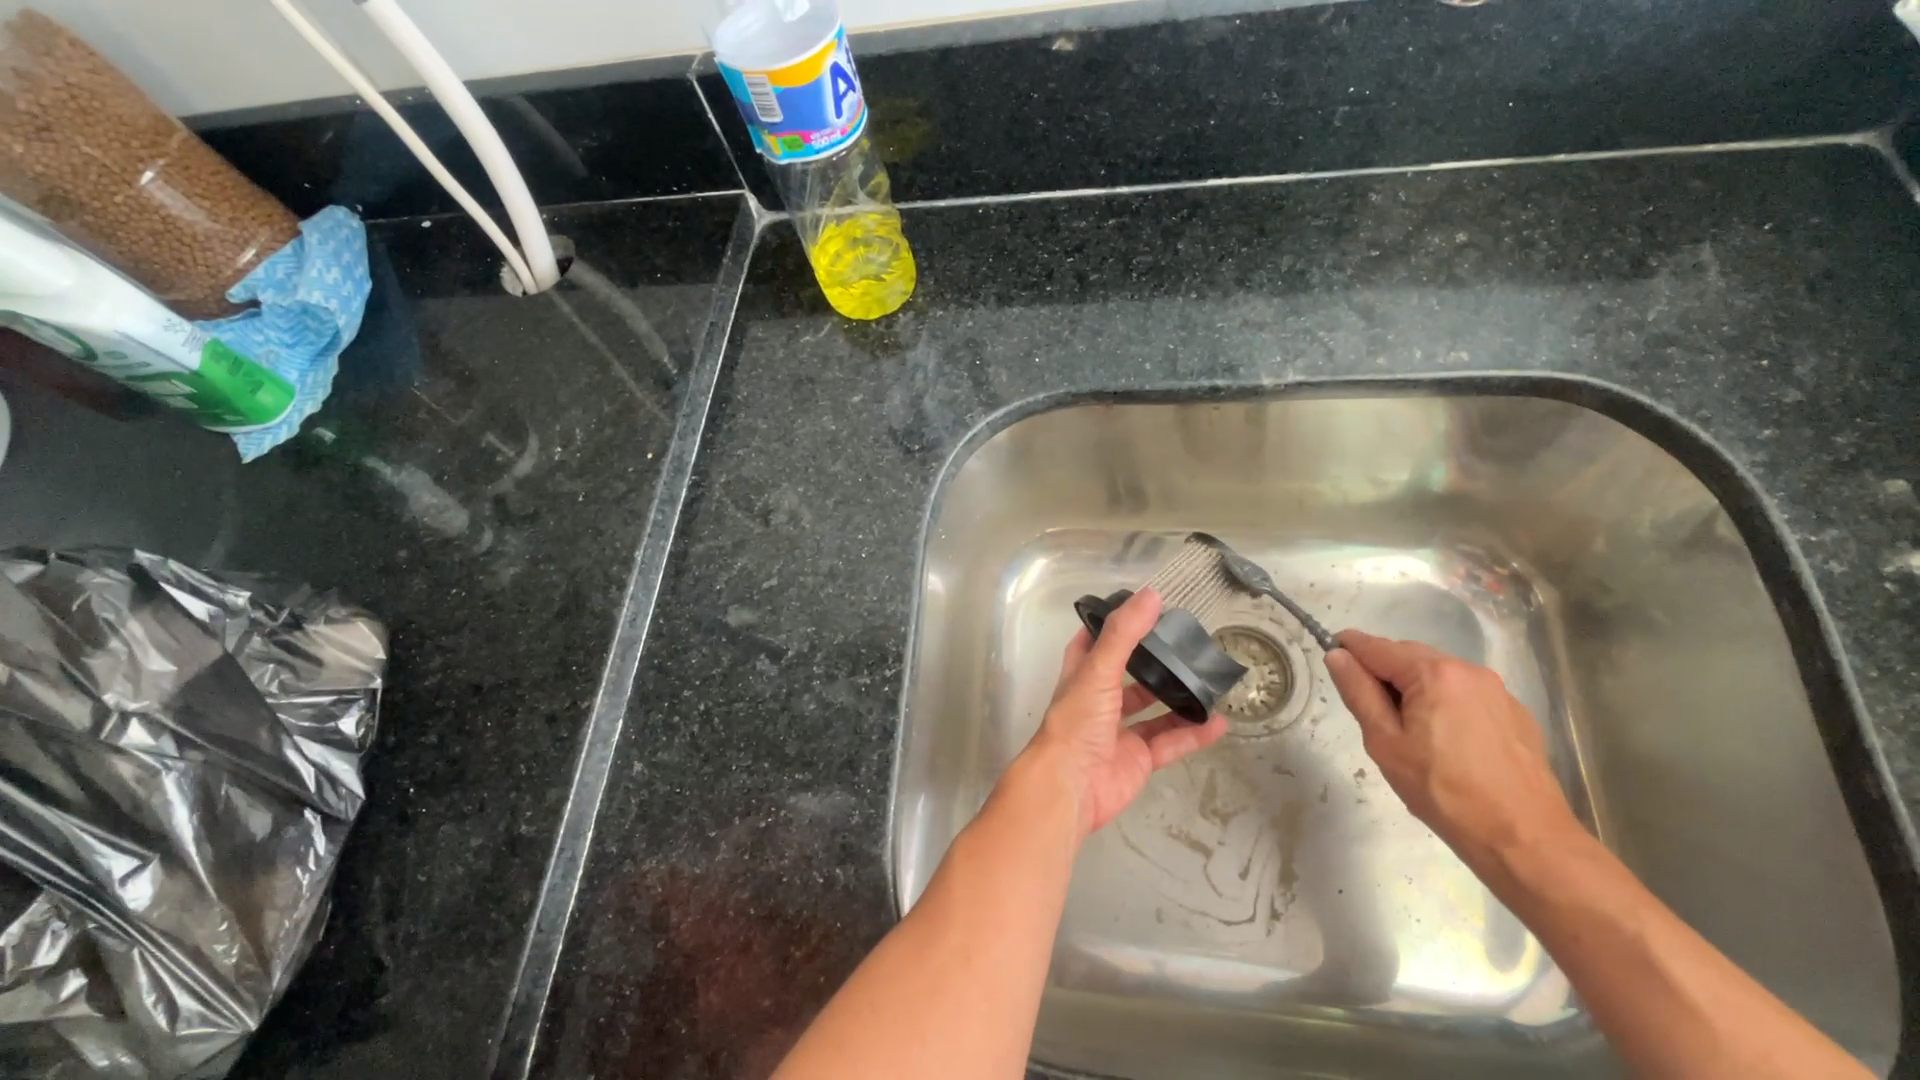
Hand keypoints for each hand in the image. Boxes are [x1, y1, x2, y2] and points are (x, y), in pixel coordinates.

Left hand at [1020, 588, 1228, 838]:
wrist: (1069, 787)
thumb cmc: (1076, 722)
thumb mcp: (1098, 670)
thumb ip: (1124, 634)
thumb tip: (1151, 595)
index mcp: (1082, 676)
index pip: (1096, 642)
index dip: (1115, 626)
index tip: (1144, 609)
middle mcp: (1099, 700)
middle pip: (1129, 675)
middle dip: (1154, 663)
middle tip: (1188, 644)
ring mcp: (1119, 731)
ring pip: (1154, 710)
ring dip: (1179, 698)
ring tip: (1209, 680)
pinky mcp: (1138, 759)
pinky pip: (1171, 742)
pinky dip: (1193, 734)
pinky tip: (1218, 722)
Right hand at [1323, 630, 1579, 871]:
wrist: (1522, 836)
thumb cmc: (1441, 791)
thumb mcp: (1386, 743)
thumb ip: (1359, 693)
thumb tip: (1337, 656)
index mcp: (1434, 674)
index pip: (1378, 647)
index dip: (1350, 647)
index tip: (1330, 652)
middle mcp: (1469, 671)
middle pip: (1411, 656)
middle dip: (1383, 671)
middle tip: (1367, 707)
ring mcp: (1498, 691)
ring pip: (1440, 675)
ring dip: (1415, 688)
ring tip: (1406, 730)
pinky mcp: (1516, 714)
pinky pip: (1466, 695)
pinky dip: (1445, 703)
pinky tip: (1444, 741)